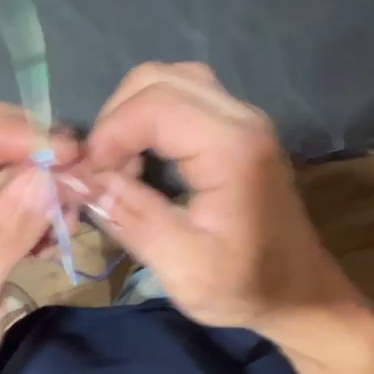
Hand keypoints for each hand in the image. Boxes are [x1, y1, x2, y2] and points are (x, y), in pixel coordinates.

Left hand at [0, 109, 76, 373]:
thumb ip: (3, 234)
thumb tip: (46, 176)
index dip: (7, 135)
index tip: (63, 150)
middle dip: (31, 154)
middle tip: (80, 175)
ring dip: (41, 182)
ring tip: (72, 213)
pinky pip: (9, 189)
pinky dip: (38, 204)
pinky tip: (55, 234)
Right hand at [84, 63, 358, 334]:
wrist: (298, 294)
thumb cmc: (244, 287)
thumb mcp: (181, 266)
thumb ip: (129, 216)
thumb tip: (75, 180)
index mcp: (231, 148)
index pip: (152, 104)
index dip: (108, 134)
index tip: (86, 179)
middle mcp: (240, 118)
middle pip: (157, 79)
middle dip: (114, 121)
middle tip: (100, 173)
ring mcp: (242, 119)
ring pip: (169, 81)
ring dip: (131, 118)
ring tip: (119, 168)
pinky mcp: (238, 130)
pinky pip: (184, 99)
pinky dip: (150, 121)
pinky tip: (142, 164)